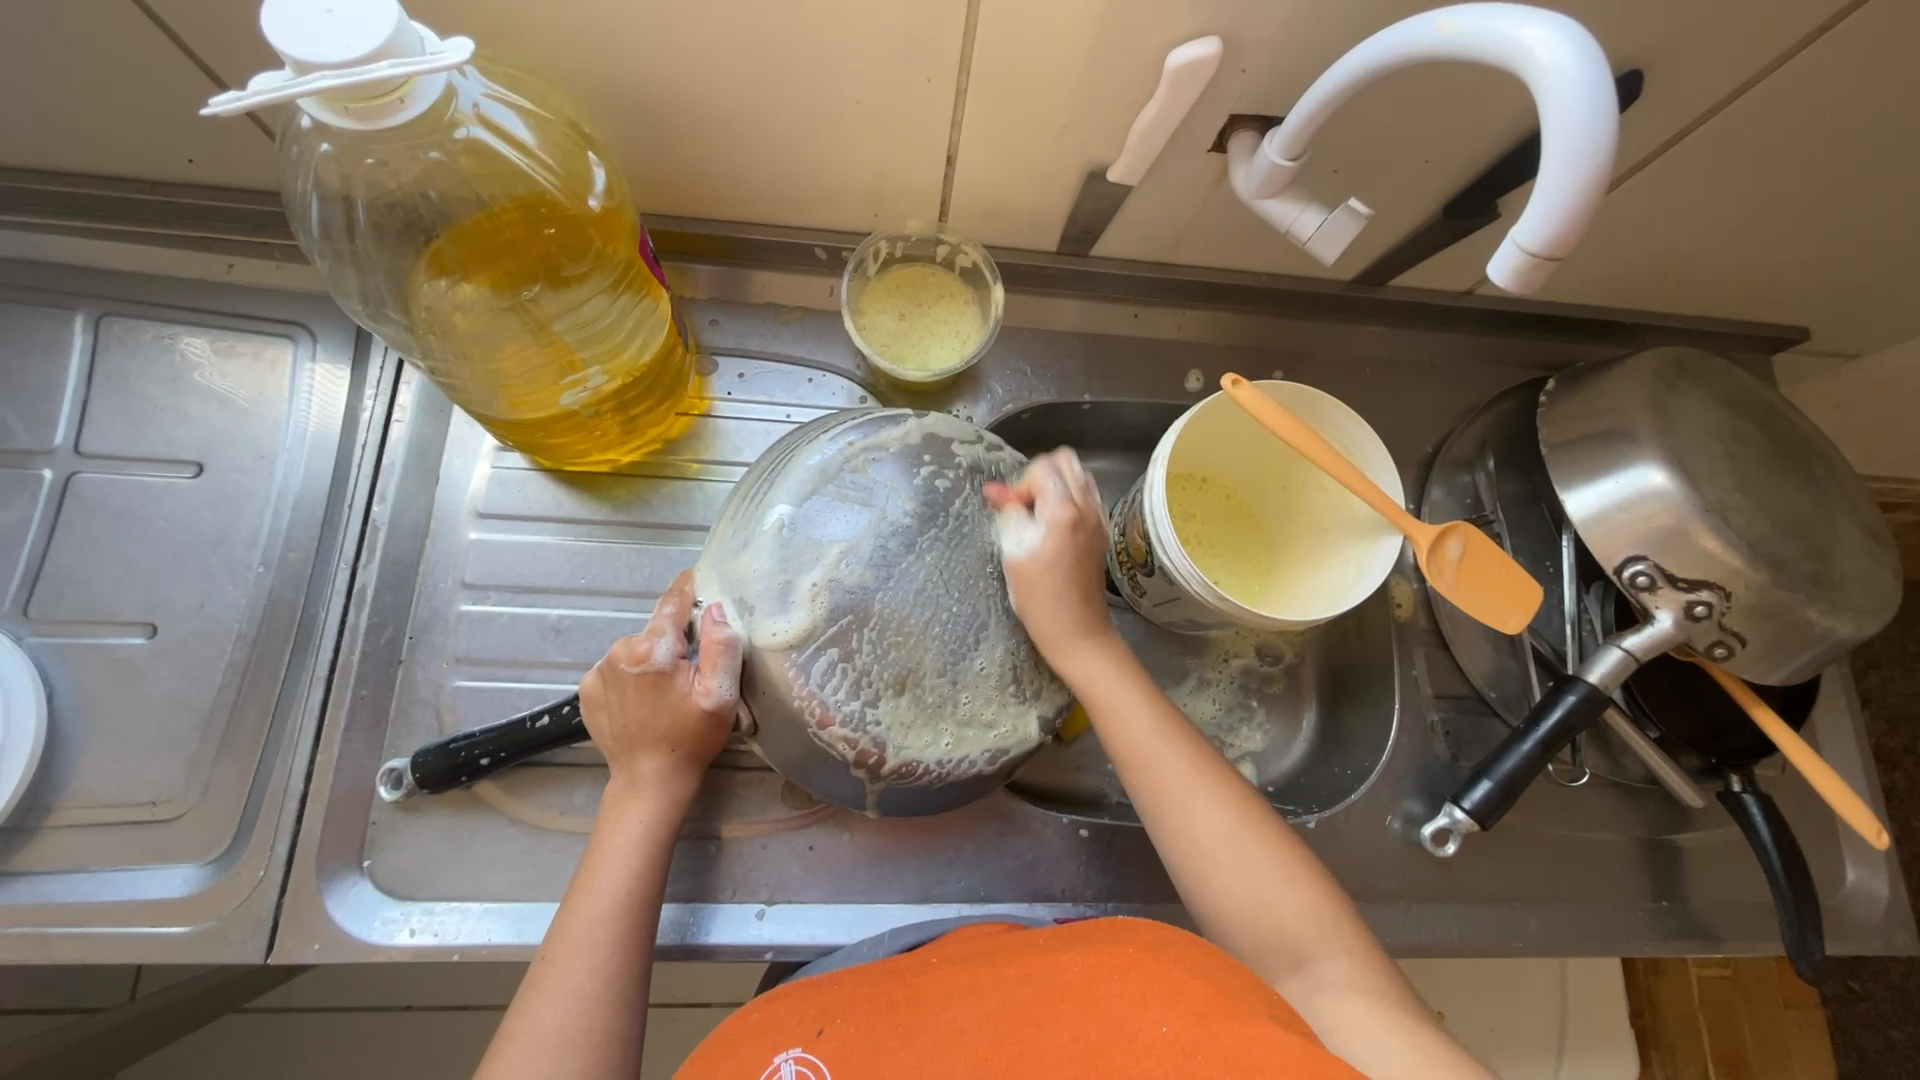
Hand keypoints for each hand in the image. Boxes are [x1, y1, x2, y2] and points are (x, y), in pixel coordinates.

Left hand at [578, 569, 743, 798]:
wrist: (649, 781)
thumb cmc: (691, 738)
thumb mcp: (721, 694)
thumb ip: (722, 646)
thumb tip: (715, 610)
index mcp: (653, 649)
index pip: (672, 602)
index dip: (689, 588)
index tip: (700, 578)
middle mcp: (619, 651)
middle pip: (656, 629)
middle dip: (676, 640)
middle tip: (694, 670)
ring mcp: (598, 671)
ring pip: (637, 648)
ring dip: (654, 659)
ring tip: (669, 691)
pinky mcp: (588, 689)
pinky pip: (619, 668)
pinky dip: (634, 676)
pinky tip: (645, 701)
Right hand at [983, 448, 1119, 670]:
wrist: (1079, 633)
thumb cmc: (1039, 600)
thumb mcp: (1014, 556)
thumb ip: (1008, 515)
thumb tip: (996, 490)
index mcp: (1063, 512)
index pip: (1042, 468)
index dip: (1020, 485)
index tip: (1012, 513)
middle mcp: (1087, 508)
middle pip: (1065, 461)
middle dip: (1039, 475)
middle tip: (1025, 506)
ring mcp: (1099, 519)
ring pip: (1079, 475)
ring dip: (1056, 484)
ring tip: (1039, 514)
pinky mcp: (1102, 531)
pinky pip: (1088, 495)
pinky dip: (1070, 497)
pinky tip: (1055, 524)